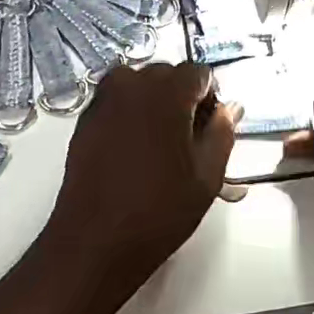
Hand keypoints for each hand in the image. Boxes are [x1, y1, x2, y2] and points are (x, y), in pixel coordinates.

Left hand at [45, 62, 236, 281]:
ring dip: (154, 103)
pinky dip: (130, 114)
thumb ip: (222, 132)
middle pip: (166, 75)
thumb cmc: (158, 211)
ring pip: (138, 86)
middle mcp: (130, 84)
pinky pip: (116, 102)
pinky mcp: (84, 119)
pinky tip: (134, 151)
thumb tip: (229, 107)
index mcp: (165, 92)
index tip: (211, 128)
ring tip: (160, 145)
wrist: (96, 240)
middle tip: (188, 141)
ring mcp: (102, 100)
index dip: (211, 97)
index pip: (198, 73)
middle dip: (182, 98)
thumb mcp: (207, 175)